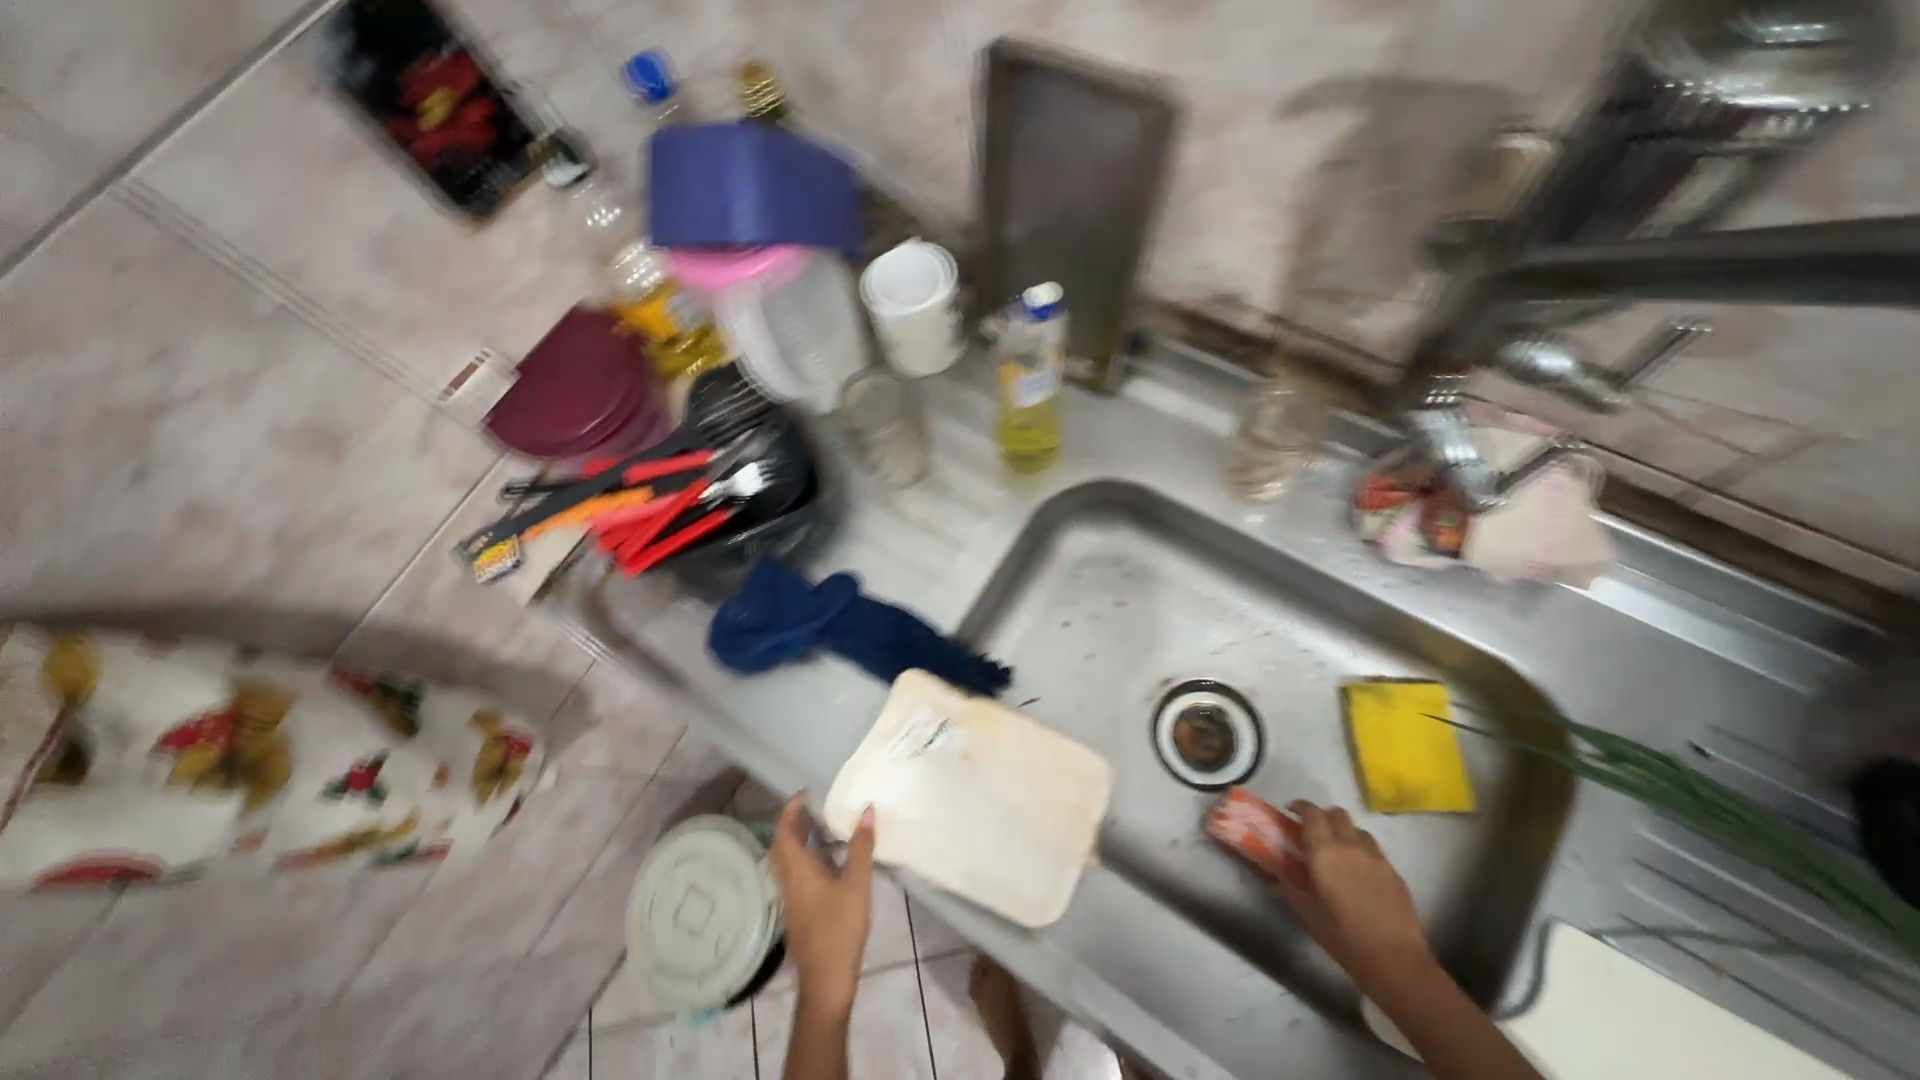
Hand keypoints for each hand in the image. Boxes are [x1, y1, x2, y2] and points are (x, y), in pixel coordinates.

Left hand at [770, 794, 875, 1013]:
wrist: (826, 979)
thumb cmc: (840, 928)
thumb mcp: (857, 883)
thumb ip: (861, 846)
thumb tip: (866, 810)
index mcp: (797, 870)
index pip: (784, 831)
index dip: (790, 810)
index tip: (805, 794)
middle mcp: (787, 881)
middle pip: (781, 846)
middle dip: (793, 824)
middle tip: (815, 809)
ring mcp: (790, 900)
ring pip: (787, 863)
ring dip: (799, 843)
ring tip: (823, 831)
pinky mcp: (797, 913)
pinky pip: (795, 877)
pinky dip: (805, 861)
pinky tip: (827, 866)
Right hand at [1277, 801, 1434, 988]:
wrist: (1394, 958)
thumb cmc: (1343, 936)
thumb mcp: (1309, 915)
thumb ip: (1291, 892)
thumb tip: (1276, 882)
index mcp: (1325, 853)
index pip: (1312, 814)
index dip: (1300, 806)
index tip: (1290, 811)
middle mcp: (1351, 847)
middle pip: (1337, 814)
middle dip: (1323, 816)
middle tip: (1312, 831)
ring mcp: (1377, 858)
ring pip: (1358, 830)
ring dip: (1344, 832)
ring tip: (1338, 851)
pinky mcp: (1395, 873)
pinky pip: (1375, 850)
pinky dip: (1362, 851)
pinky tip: (1359, 873)